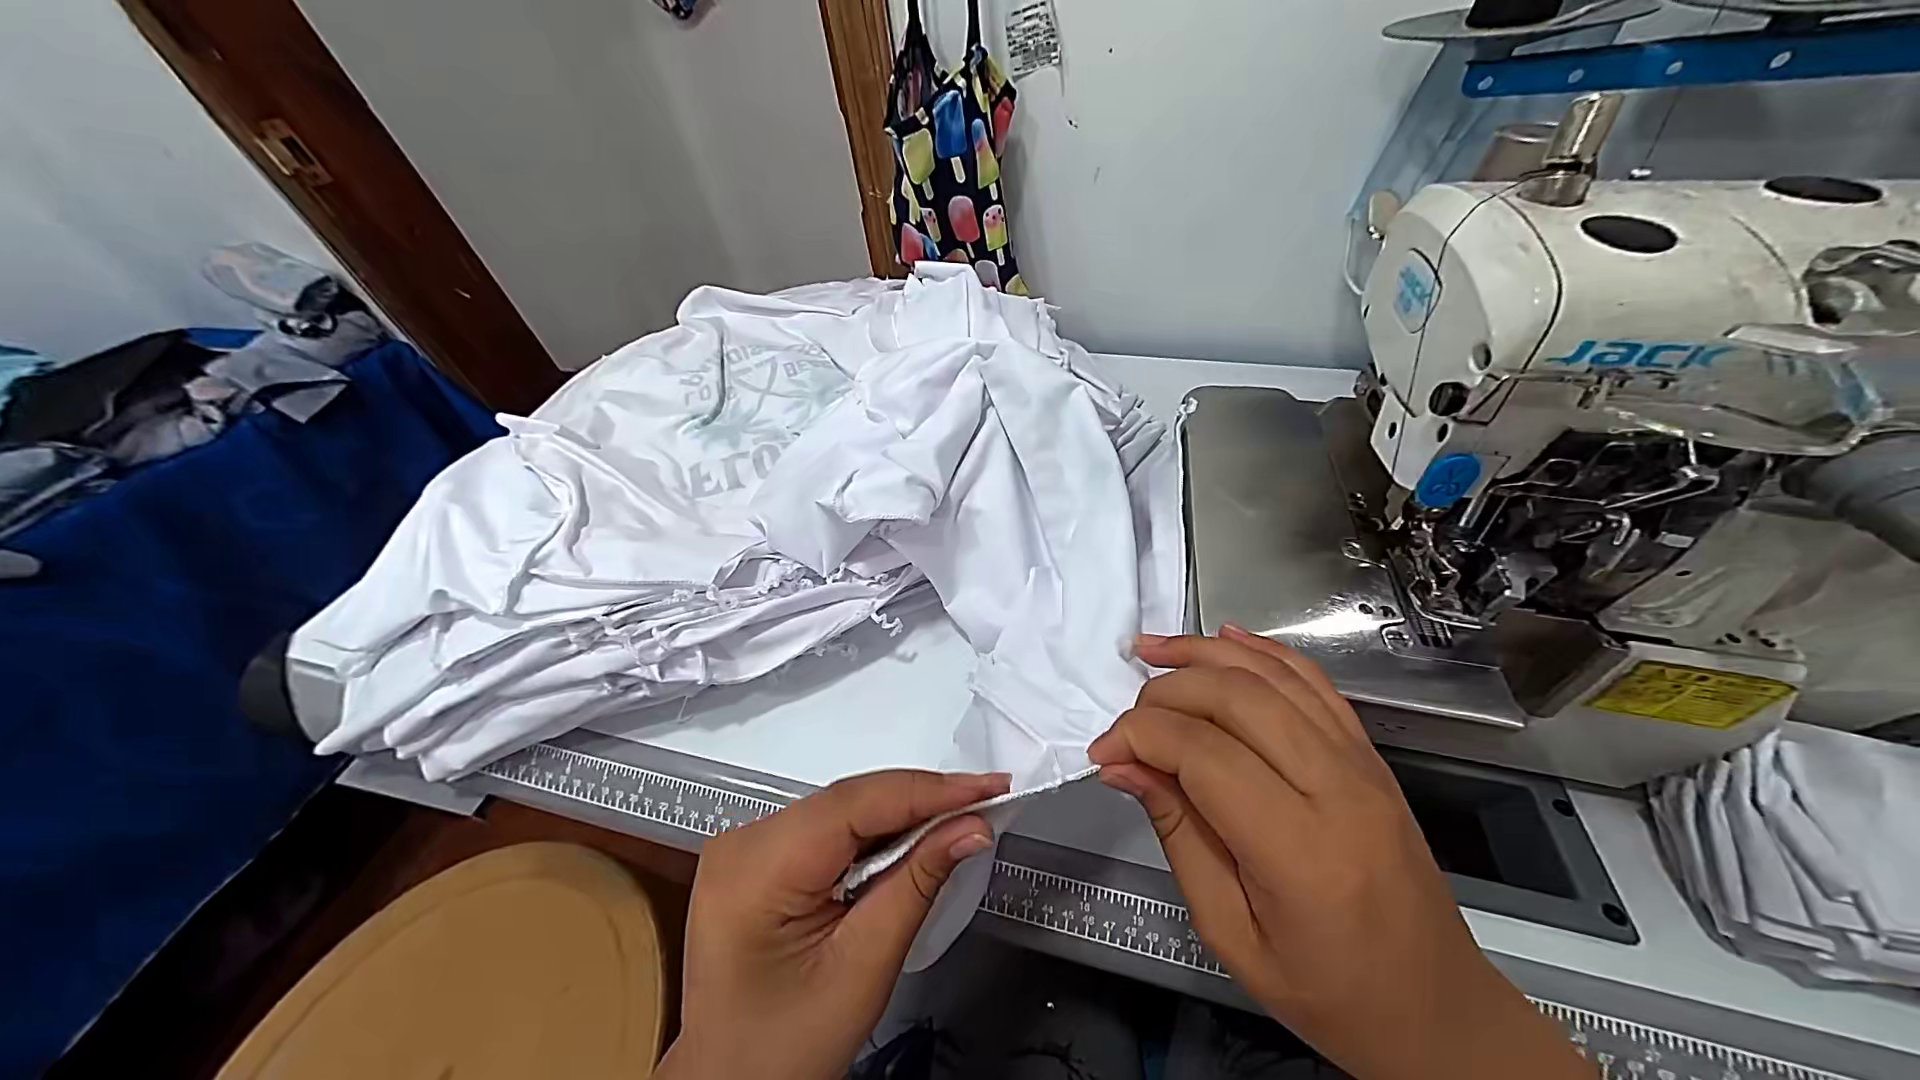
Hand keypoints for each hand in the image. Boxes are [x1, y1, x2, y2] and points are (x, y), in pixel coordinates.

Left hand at [656, 769, 1008, 1079]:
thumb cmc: (783, 1048)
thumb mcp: (862, 968)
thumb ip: (918, 884)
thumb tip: (968, 827)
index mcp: (755, 870)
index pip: (856, 804)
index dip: (928, 789)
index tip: (986, 786)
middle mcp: (743, 842)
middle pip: (850, 800)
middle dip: (922, 799)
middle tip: (984, 799)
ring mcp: (747, 844)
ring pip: (844, 807)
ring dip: (903, 813)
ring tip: (959, 817)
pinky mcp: (759, 853)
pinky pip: (830, 825)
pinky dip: (876, 830)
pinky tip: (912, 838)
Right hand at [1091, 626, 1591, 1079]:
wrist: (1437, 1009)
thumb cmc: (1329, 991)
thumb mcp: (1230, 932)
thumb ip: (1177, 836)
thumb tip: (1123, 767)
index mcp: (1301, 851)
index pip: (1203, 753)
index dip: (1140, 737)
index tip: (1104, 752)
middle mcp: (1339, 790)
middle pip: (1235, 697)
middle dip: (1165, 691)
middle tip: (1126, 718)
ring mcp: (1362, 763)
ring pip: (1272, 675)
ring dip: (1204, 653)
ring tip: (1152, 650)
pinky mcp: (1370, 753)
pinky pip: (1312, 681)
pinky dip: (1262, 650)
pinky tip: (1223, 639)